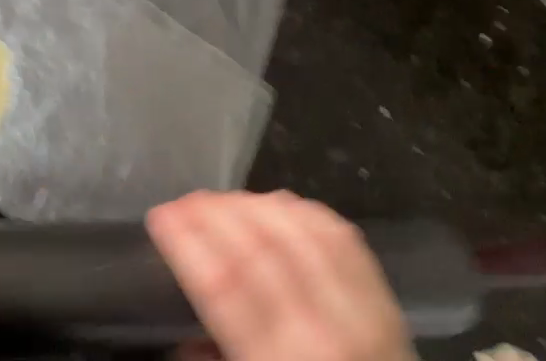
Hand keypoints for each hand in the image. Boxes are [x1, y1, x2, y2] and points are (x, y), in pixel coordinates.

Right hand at [148, 192, 414, 360]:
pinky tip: (273, 203)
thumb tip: (183, 335)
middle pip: (258, 249)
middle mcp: (319, 332)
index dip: (186, 242)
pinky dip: (300, 211)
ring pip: (297, 232)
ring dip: (251, 205)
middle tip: (183, 202)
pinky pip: (338, 237)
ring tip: (219, 199)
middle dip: (212, 214)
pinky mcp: (385, 299)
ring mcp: (360, 311)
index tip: (160, 215)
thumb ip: (213, 357)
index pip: (222, 285)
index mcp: (275, 360)